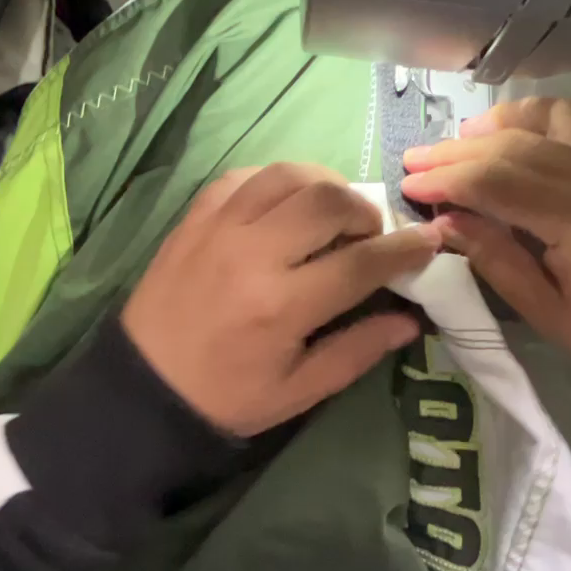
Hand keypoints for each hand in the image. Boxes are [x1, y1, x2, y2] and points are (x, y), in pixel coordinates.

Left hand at [123, 163, 441, 436]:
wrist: (142, 387)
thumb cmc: (226, 396)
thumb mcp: (298, 391)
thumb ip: (357, 351)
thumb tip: (411, 320)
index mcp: (281, 306)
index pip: (361, 262)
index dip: (404, 249)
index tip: (428, 241)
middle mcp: (252, 254)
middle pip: (328, 201)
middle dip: (365, 211)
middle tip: (370, 235)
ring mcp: (218, 228)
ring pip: (288, 175)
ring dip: (325, 185)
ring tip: (333, 212)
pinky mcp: (194, 218)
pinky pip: (244, 175)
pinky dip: (277, 180)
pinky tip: (286, 203)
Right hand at [401, 97, 570, 386]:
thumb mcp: (542, 309)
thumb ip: (493, 256)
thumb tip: (446, 220)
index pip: (494, 181)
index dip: (446, 180)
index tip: (409, 184)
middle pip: (516, 144)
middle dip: (459, 151)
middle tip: (419, 160)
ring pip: (558, 115)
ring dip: (509, 119)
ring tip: (471, 136)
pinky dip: (563, 118)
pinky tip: (540, 133)